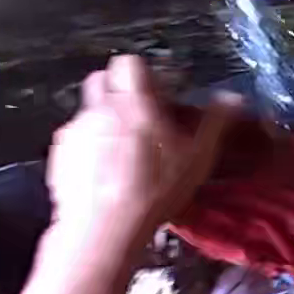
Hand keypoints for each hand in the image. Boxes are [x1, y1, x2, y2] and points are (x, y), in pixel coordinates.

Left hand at [42, 56, 236, 274]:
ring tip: (126, 150)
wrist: (102, 230)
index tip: (158, 90)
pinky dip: (90, 145)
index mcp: (133, 102)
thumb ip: (215, 122)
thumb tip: (234, 98)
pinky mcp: (59, 157)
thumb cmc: (154, 189)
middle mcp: (99, 110)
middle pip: (102, 79)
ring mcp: (75, 133)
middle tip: (141, 113)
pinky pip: (77, 139)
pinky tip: (105, 171)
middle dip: (119, 88)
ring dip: (106, 120)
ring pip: (89, 111)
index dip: (144, 71)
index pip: (129, 63)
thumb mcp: (197, 157)